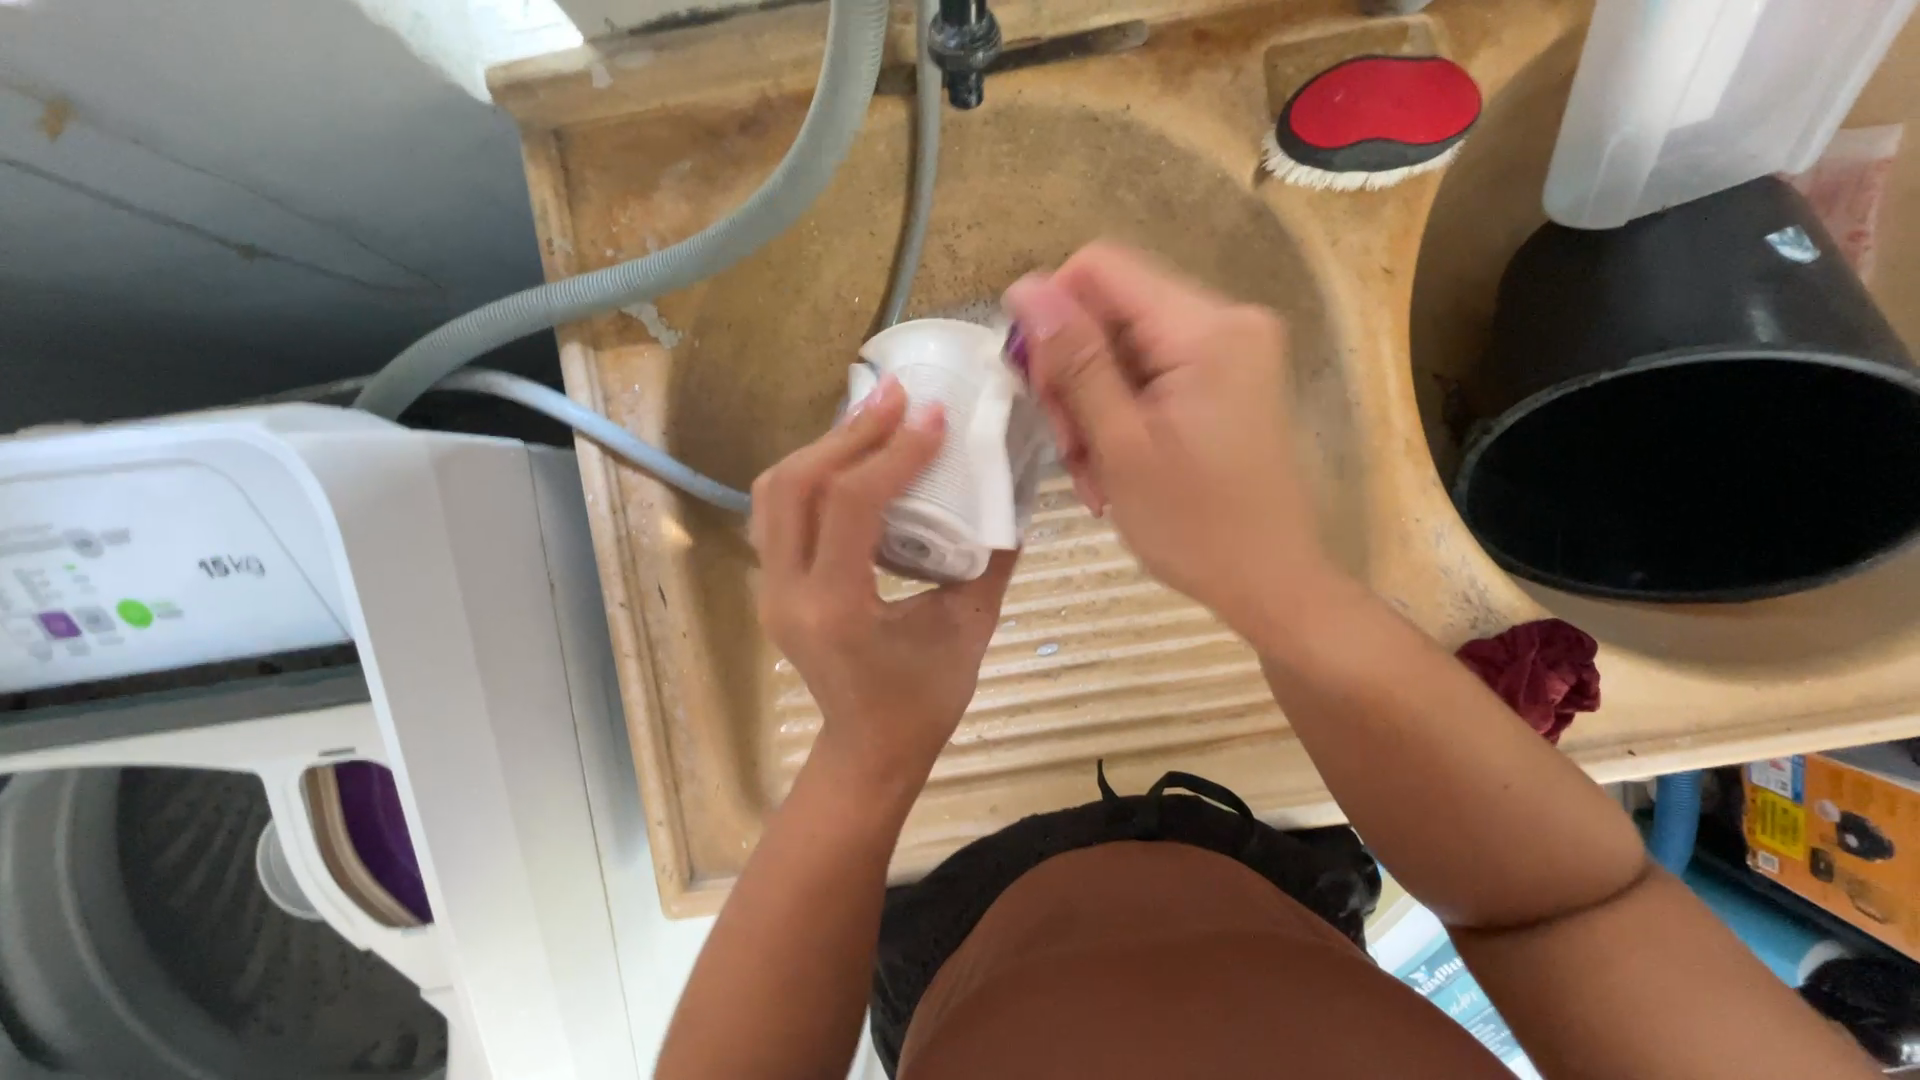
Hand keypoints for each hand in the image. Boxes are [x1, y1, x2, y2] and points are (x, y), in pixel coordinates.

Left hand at [751, 376, 1016, 792]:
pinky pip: (776, 511)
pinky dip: (809, 473)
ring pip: (774, 492)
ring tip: (874, 418)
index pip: (852, 505)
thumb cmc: (925, 702)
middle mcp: (788, 593)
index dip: (894, 453)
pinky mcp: (772, 585)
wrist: (869, 750)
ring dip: (823, 447)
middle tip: (898, 397)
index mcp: (838, 608)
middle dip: (851, 433)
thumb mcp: (970, 630)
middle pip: (797, 484)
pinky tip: (849, 458)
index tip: (935, 418)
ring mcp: (771, 589)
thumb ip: (992, 558)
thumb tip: (1015, 491)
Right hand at [1003, 241, 1331, 636]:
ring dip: (1091, 404)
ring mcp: (1230, 350)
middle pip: (1111, 309)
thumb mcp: (1121, 445)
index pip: (1100, 268)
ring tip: (1091, 469)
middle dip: (1073, 374)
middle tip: (1068, 444)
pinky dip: (1120, 414)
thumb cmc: (1195, 527)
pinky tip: (1113, 464)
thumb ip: (1075, 361)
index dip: (1049, 314)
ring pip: (1123, 346)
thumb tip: (1026, 288)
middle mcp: (1225, 321)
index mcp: (1206, 328)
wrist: (1271, 582)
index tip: (1035, 385)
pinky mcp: (1227, 378)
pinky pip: (1151, 372)